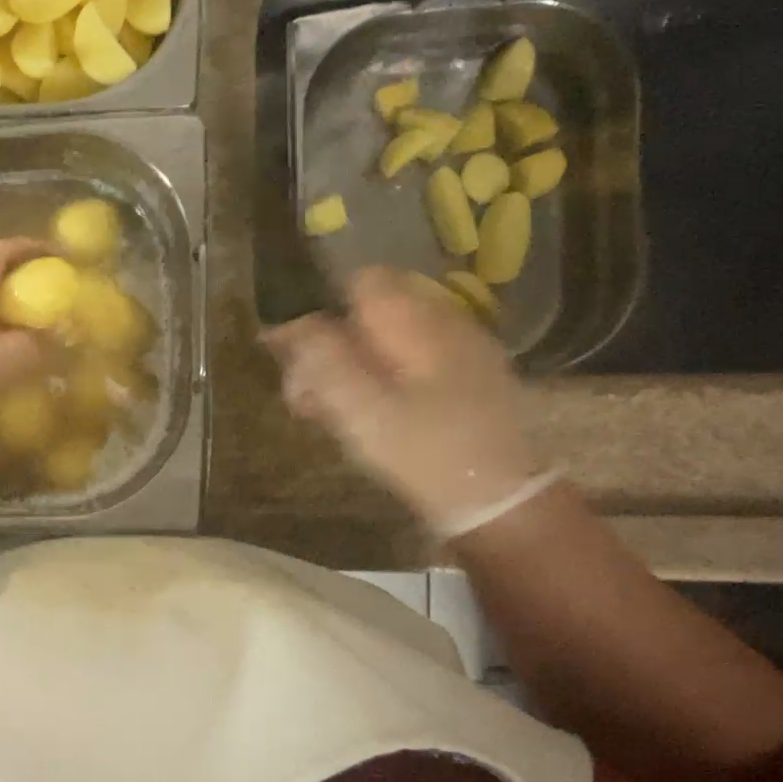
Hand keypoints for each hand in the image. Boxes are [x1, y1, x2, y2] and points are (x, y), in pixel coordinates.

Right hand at [262, 267, 546, 536]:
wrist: (495, 500)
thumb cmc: (420, 450)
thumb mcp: (356, 405)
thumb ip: (320, 357)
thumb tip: (287, 324)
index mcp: (418, 324)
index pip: (362, 281)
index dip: (320, 307)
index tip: (292, 351)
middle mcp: (444, 324)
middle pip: (370, 313)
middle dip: (329, 346)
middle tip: (303, 395)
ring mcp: (461, 352)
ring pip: (387, 340)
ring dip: (348, 368)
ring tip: (325, 412)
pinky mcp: (467, 381)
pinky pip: (409, 363)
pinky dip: (377, 381)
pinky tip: (365, 417)